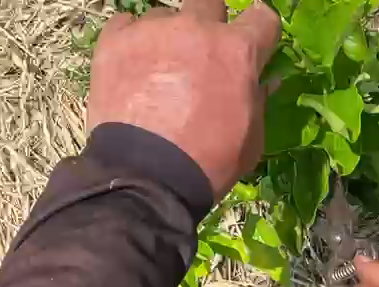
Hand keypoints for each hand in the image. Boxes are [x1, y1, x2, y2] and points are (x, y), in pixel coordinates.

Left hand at [85, 0, 281, 198]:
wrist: (147, 177)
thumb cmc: (208, 165)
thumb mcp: (249, 145)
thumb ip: (257, 104)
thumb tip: (262, 82)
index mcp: (236, 52)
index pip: (262, 18)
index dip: (259, 37)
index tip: (252, 54)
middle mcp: (196, 27)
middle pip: (210, 4)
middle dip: (210, 29)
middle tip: (202, 64)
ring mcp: (154, 29)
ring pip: (166, 19)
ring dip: (168, 43)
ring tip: (160, 80)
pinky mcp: (116, 40)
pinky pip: (126, 27)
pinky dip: (132, 47)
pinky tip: (133, 77)